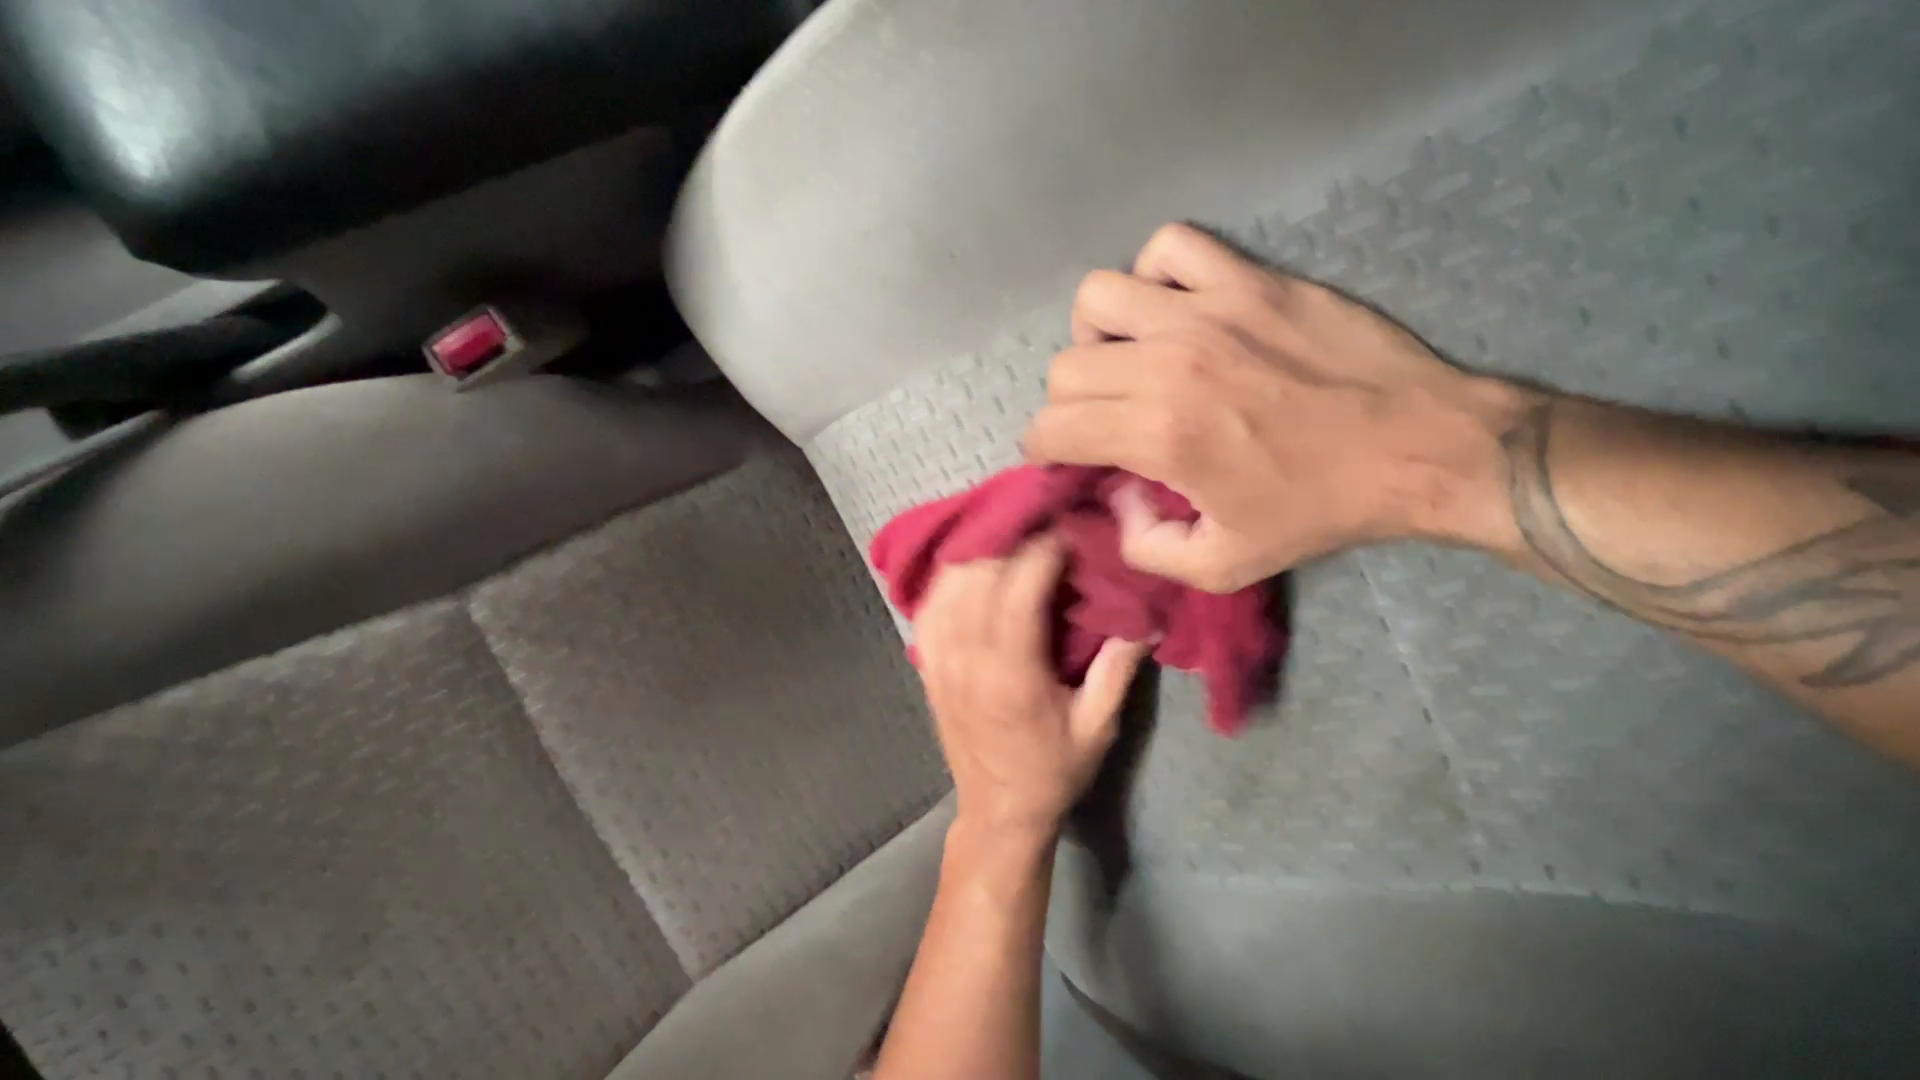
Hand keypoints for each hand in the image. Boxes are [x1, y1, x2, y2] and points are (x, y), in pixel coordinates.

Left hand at [913, 537, 1151, 841]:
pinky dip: (949, 576)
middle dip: (1012, 538)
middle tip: (1043, 520)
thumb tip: (1147, 616)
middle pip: (979, 574)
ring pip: (948, 582)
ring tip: (1013, 534)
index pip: (1019, 588)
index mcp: (1012, 674)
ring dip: (979, 550)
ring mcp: (939, 660)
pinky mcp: (927, 663)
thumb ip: (1117, 667)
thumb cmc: (1053, 770)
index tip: (1069, 529)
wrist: (998, 812)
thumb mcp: (1098, 725)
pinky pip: (928, 604)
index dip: (1044, 549)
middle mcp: (967, 659)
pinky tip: (972, 565)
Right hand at [1024, 223, 1532, 591]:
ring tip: (1127, 357)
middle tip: (1103, 423)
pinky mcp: (1247, 279)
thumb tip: (1117, 501)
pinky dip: (1154, 275)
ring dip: (1097, 335)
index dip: (1045, 449)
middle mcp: (1167, 363)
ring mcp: (1206, 310)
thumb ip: (1146, 547)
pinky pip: (1168, 248)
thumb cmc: (1320, 509)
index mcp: (1158, 435)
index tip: (1063, 458)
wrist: (1417, 446)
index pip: (1053, 428)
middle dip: (1069, 405)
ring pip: (1097, 298)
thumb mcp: (1224, 565)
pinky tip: (1174, 308)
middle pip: (1066, 368)